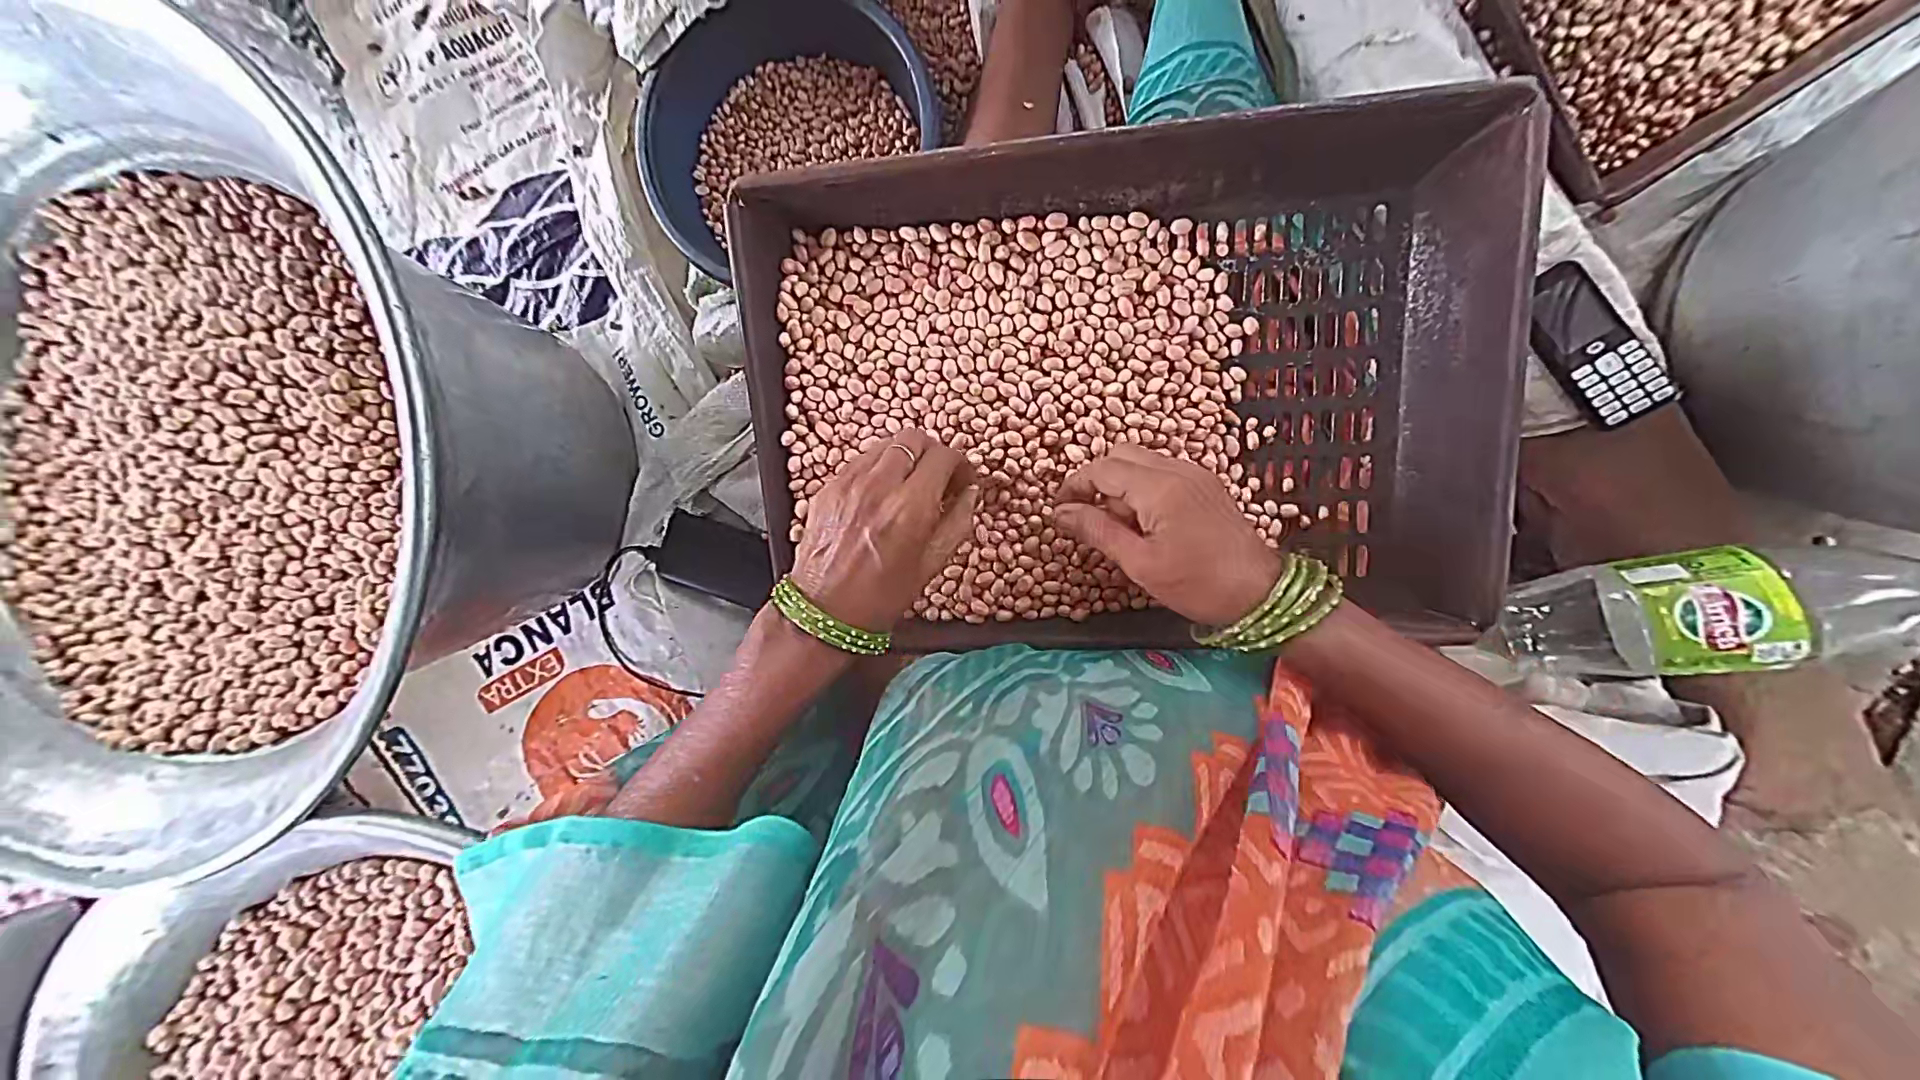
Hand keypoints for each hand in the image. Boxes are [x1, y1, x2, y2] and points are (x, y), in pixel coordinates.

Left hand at [790, 430, 978, 631]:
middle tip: (939, 476)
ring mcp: (848, 484)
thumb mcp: (931, 564)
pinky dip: (879, 468)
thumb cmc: (881, 597)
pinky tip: (882, 493)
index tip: (963, 480)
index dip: (960, 464)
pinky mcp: (828, 487)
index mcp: (910, 509)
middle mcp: (878, 487)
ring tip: (910, 484)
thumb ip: (957, 522)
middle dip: (933, 452)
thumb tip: (970, 492)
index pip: (943, 456)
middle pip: (914, 438)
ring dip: (905, 457)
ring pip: (886, 444)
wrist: (824, 611)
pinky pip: (860, 461)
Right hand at [1052, 444, 1280, 626]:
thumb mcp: (1140, 563)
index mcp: (1159, 487)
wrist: (1261, 592)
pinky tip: (1144, 523)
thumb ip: (1098, 531)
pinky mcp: (1205, 485)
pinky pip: (1161, 473)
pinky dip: (1142, 488)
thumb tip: (1062, 513)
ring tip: (1117, 526)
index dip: (1075, 486)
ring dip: (1119, 485)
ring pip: (1141, 462)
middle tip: (1087, 516)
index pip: (1102, 469)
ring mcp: (1195, 474)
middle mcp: (1177, 470)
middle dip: (1096, 481)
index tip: (1059, 510)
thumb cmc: (1198, 584)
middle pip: (1121, 455)